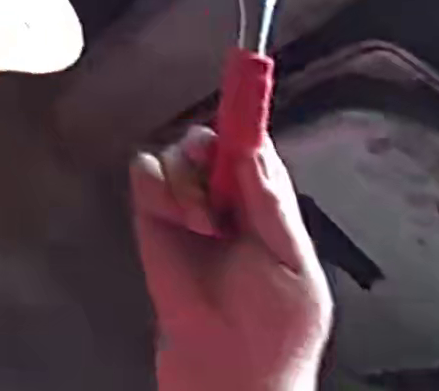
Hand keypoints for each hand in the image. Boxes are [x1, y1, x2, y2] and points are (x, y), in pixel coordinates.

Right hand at [130, 126, 332, 390]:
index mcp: (264, 203)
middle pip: (209, 139)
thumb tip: (254, 151)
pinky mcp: (149, 205)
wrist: (226, 354)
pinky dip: (158, 184)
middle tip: (214, 173)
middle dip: (209, 149)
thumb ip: (272, 208)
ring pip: (176, 151)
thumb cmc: (275, 321)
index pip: (254, 149)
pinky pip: (144, 168)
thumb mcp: (293, 268)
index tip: (240, 84)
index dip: (246, 120)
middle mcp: (223, 192)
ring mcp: (183, 198)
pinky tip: (176, 216)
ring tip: (201, 223)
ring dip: (187, 181)